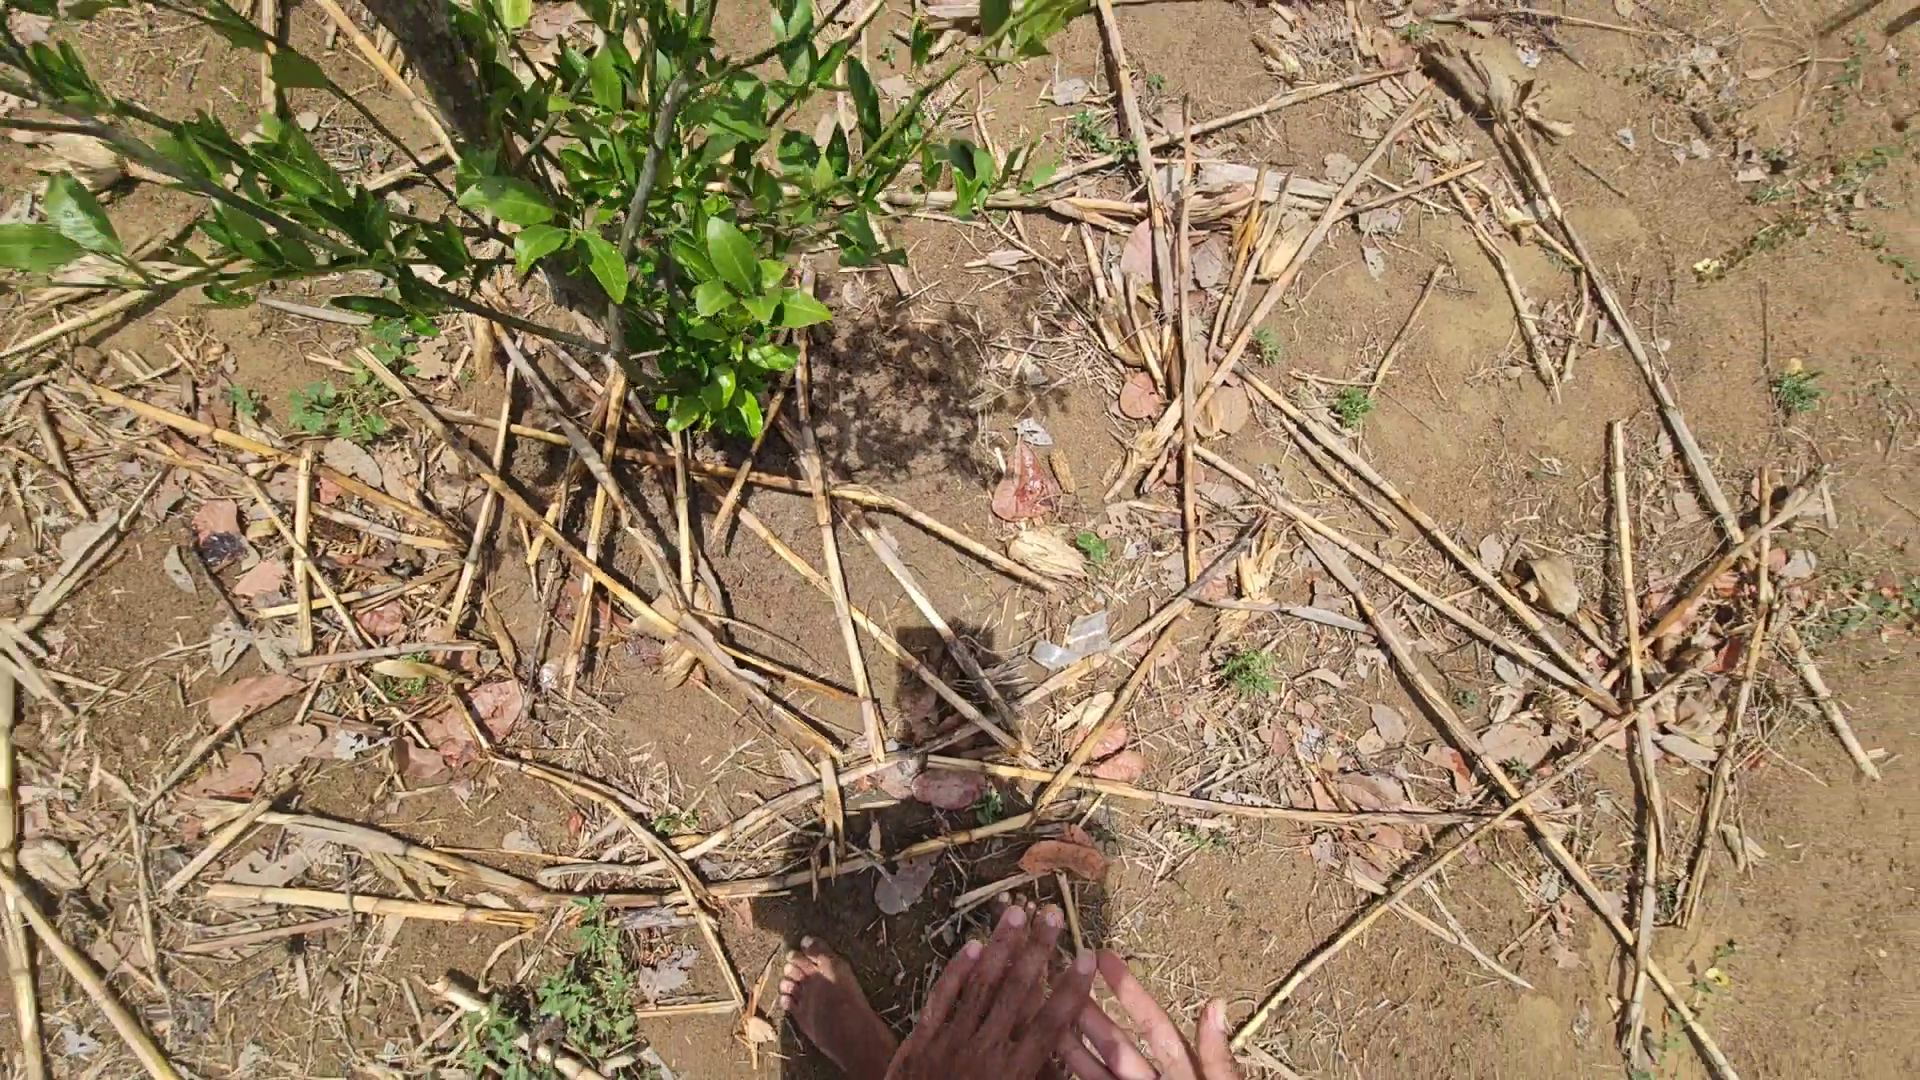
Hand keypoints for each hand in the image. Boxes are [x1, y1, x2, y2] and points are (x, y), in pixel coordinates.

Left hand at [885, 903, 1096, 1079]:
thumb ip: (1036, 1076)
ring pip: (981, 985)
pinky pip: (941, 998)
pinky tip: (972, 944)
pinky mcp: (922, 1039)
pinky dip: (956, 971)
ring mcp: (950, 1041)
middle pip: (1016, 992)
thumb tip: (1060, 1055)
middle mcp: (984, 1051)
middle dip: (1036, 951)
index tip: (1086, 957)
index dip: (1069, 991)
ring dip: (1000, 947)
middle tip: (1051, 914)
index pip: (1048, 1025)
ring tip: (1015, 912)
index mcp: (1011, 1076)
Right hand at [1057, 952, 1239, 1079]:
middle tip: (1058, 979)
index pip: (1154, 1025)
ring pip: (1098, 1070)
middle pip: (1117, 1044)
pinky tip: (1049, 1054)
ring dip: (1072, 1043)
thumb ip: (1217, 1061)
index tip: (1104, 956)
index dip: (1129, 991)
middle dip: (1088, 1011)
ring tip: (1045, 1012)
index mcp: (1186, 1076)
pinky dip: (1070, 1073)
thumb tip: (1215, 1002)